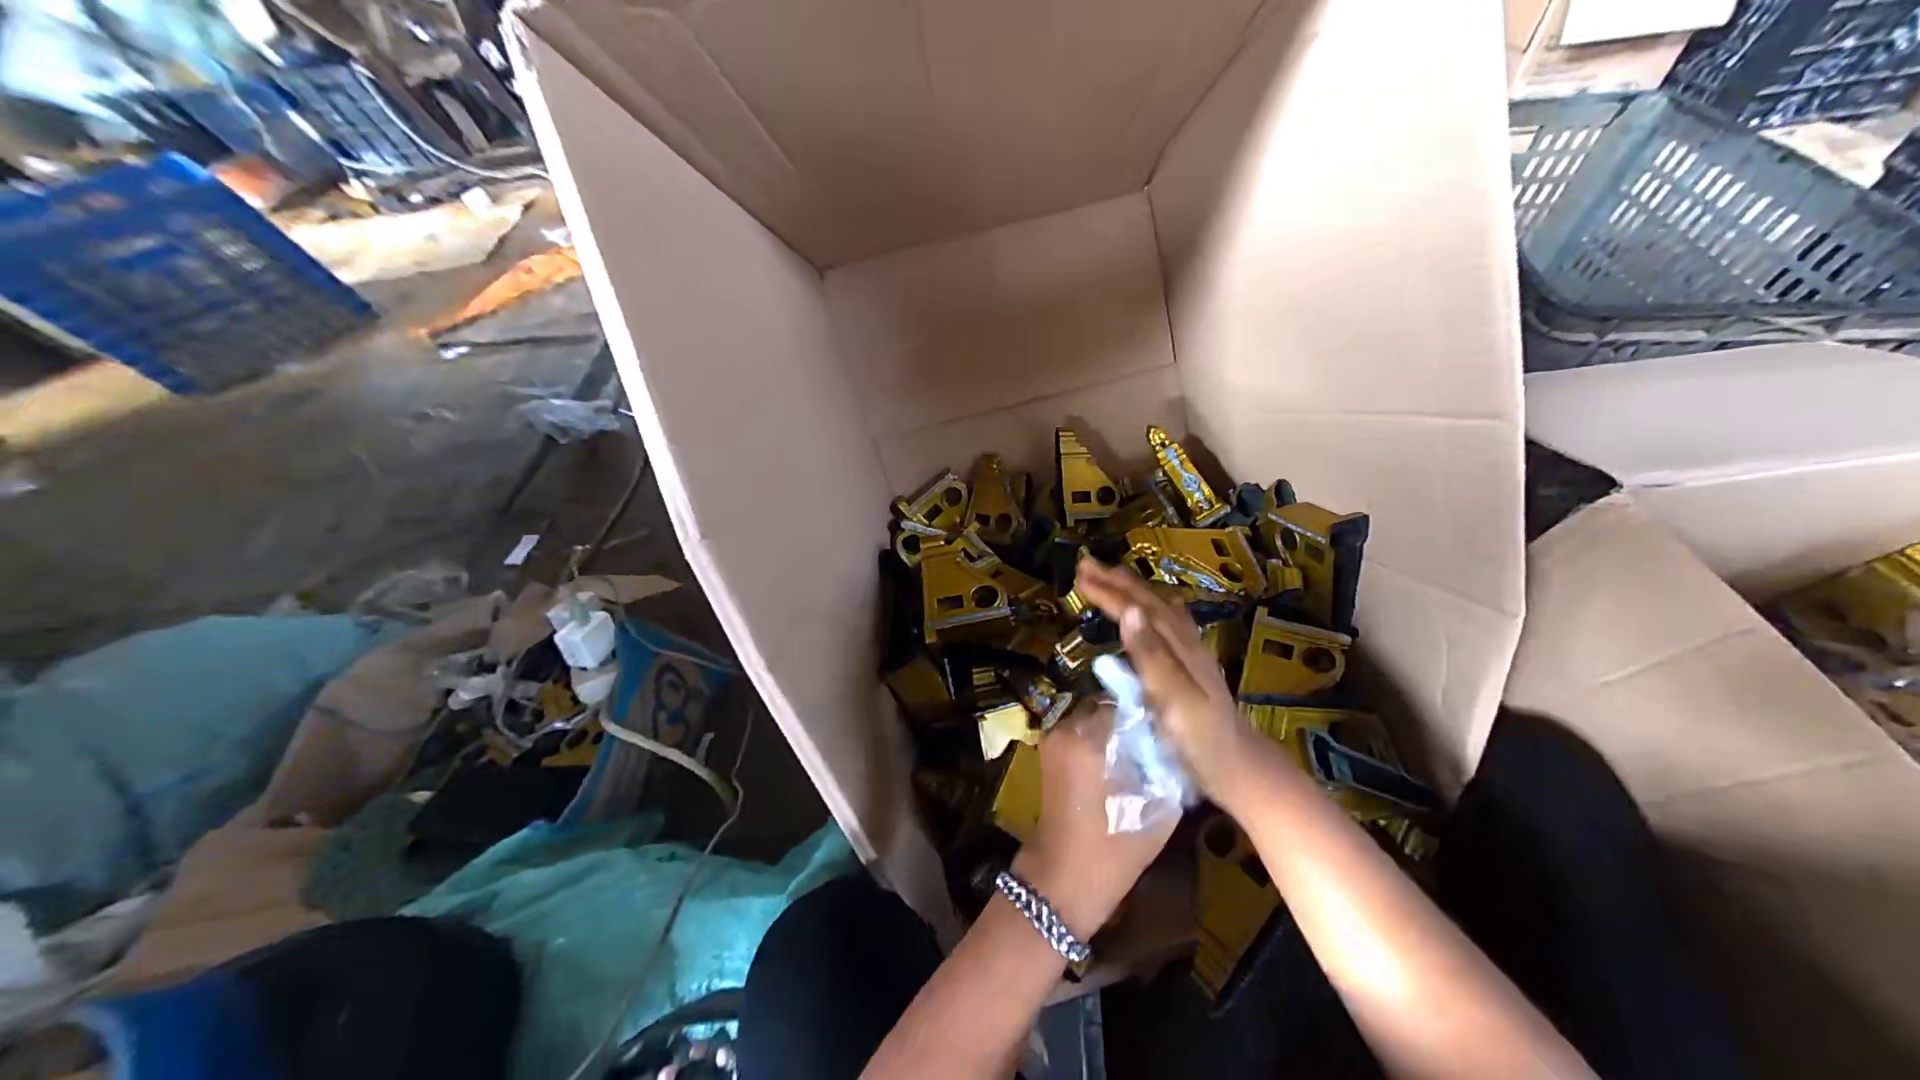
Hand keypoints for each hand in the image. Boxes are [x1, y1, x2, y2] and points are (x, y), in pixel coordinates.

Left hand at [1014, 701, 1174, 940]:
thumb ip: (1169, 766)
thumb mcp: (1158, 808)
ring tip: (1142, 747)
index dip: (1152, 712)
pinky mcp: (1048, 752)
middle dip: (1132, 717)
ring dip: (1114, 727)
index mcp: (1089, 738)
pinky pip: (1079, 731)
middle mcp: (1066, 729)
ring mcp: (1053, 739)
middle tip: (1158, 735)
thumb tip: (1179, 740)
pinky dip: (1098, 737)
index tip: (1172, 723)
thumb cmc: (1113, 848)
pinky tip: (1121, 758)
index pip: (1128, 702)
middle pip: (1107, 705)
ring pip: (1092, 716)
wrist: (1063, 877)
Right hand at [1071, 556, 1256, 803]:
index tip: (1080, 575)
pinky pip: (1166, 624)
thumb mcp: (1174, 700)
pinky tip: (1146, 614)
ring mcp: (1191, 655)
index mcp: (1178, 647)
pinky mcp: (1192, 669)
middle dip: (1117, 581)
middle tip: (1086, 565)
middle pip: (1150, 602)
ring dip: (1132, 590)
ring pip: (1159, 609)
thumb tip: (1129, 612)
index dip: (1108, 591)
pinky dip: (1149, 609)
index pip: (1138, 609)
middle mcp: (1186, 643)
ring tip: (1111, 577)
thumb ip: (1152, 656)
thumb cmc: (1203, 740)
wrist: (1241, 769)